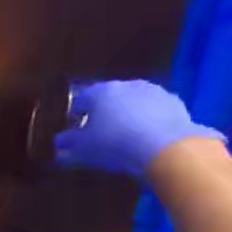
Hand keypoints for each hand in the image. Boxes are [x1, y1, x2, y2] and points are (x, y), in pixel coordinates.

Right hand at [55, 80, 223, 177]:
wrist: (163, 145)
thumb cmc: (114, 143)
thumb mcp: (85, 147)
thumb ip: (70, 142)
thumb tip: (59, 141)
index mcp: (102, 92)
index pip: (83, 98)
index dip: (76, 111)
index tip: (74, 124)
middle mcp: (127, 85)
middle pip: (109, 97)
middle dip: (102, 112)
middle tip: (98, 131)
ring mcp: (153, 91)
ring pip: (133, 102)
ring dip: (126, 114)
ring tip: (123, 135)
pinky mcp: (173, 103)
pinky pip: (153, 111)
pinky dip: (146, 120)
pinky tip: (144, 136)